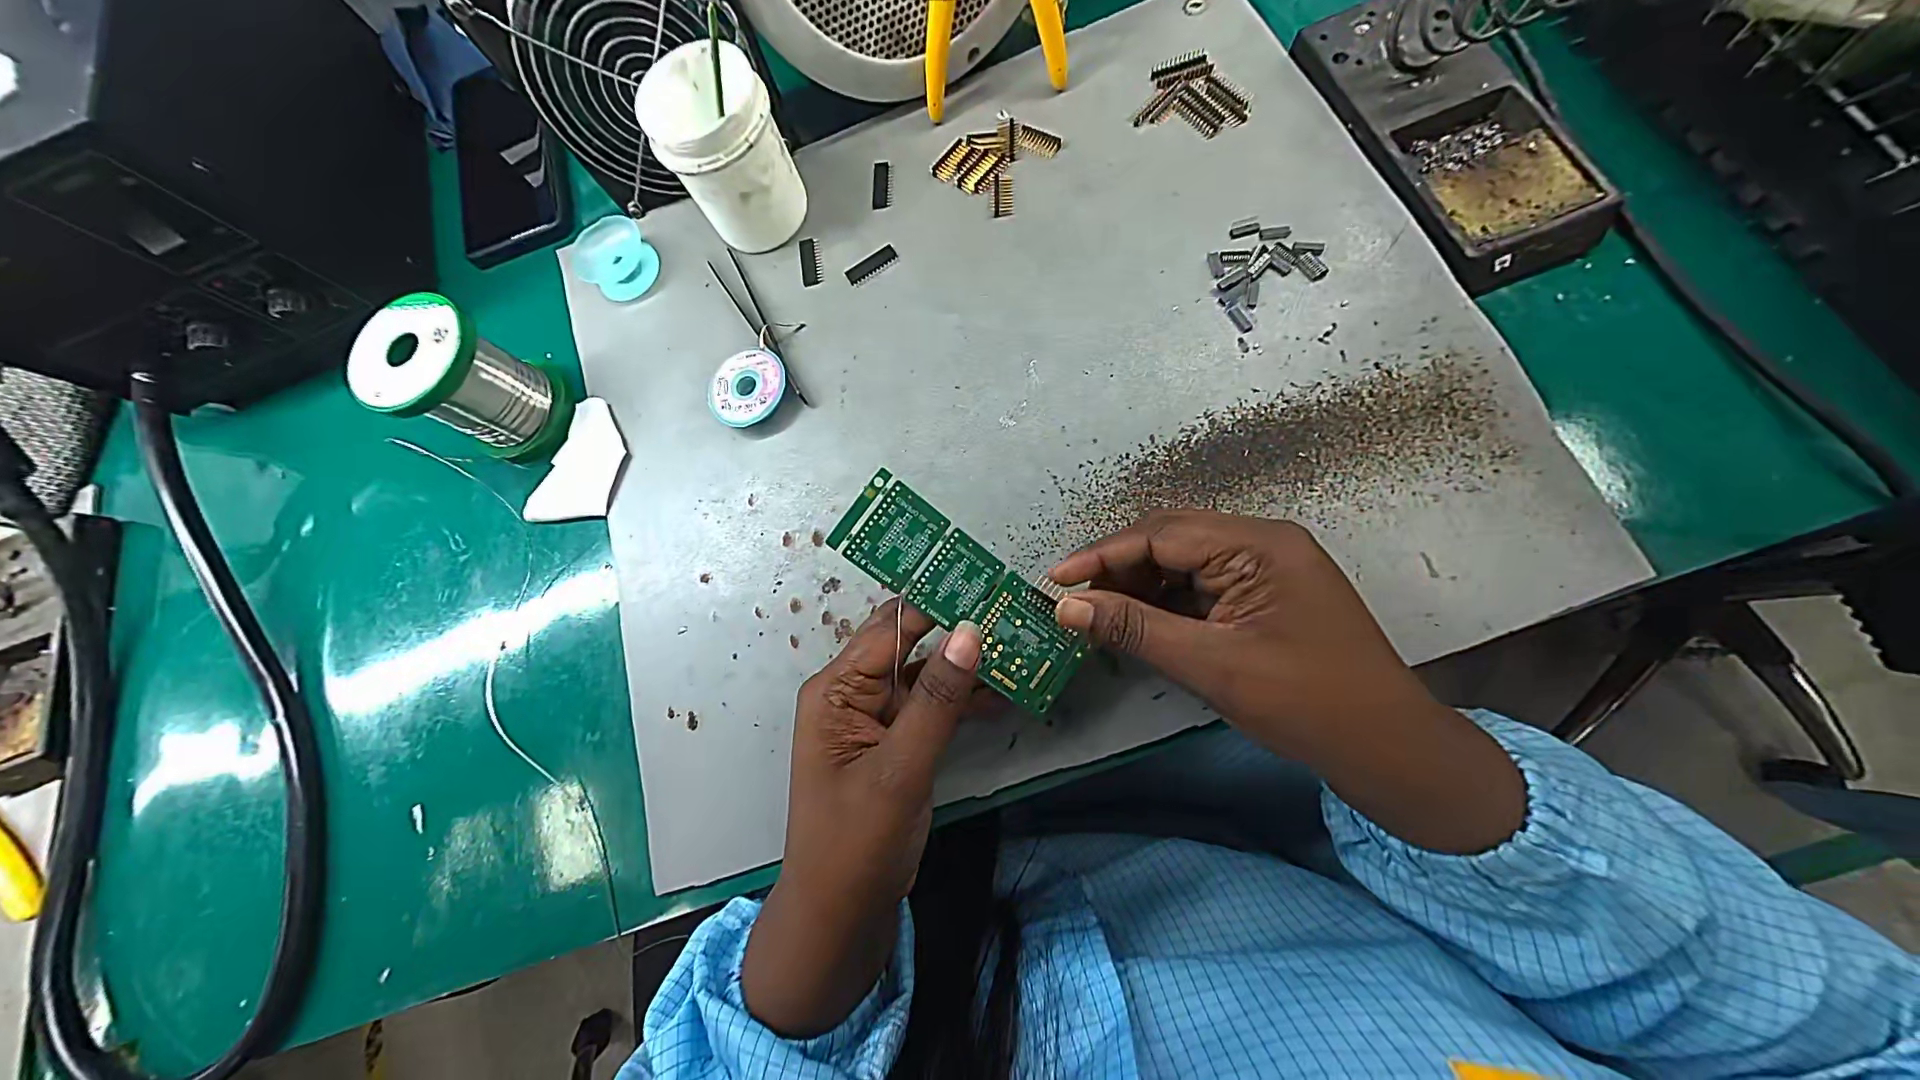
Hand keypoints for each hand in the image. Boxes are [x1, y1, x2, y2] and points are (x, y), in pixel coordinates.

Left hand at [742, 600, 982, 1036]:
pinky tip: (1004, 694)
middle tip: (1013, 610)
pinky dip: (963, 701)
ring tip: (1020, 647)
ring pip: (926, 675)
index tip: (987, 583)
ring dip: (967, 666)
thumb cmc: (857, 844)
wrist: (840, 917)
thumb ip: (937, 699)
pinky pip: (931, 707)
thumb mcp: (900, 770)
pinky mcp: (896, 742)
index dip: (938, 602)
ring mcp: (876, 718)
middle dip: (957, 629)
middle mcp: (853, 693)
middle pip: (910, 645)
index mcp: (836, 689)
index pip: (892, 627)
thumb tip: (970, 630)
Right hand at [1050, 509, 1524, 853]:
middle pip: (1171, 541)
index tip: (1055, 580)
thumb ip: (1134, 629)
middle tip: (1076, 603)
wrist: (1389, 749)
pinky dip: (1167, 604)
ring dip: (1141, 587)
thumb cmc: (1305, 704)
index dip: (1102, 555)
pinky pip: (1203, 585)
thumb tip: (1066, 607)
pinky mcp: (1266, 593)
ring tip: (1101, 616)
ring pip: (1183, 563)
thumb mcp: (1210, 665)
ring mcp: (1267, 566)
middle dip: (1119, 570)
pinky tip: (1142, 624)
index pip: (1161, 535)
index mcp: (1259, 545)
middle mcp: (1263, 542)